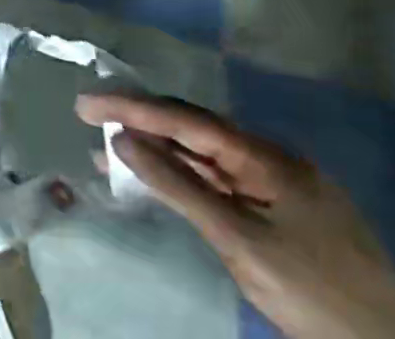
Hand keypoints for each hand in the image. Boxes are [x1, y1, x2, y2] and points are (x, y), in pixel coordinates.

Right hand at [76, 94, 394, 338]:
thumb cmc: (313, 290)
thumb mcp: (237, 238)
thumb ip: (176, 185)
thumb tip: (118, 139)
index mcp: (270, 160)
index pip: (186, 119)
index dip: (130, 107)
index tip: (82, 104)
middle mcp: (273, 162)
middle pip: (192, 127)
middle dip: (137, 120)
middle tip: (86, 116)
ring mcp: (276, 186)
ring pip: (200, 152)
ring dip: (152, 148)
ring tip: (105, 149)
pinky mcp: (274, 209)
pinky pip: (213, 177)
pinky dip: (175, 172)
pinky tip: (146, 175)